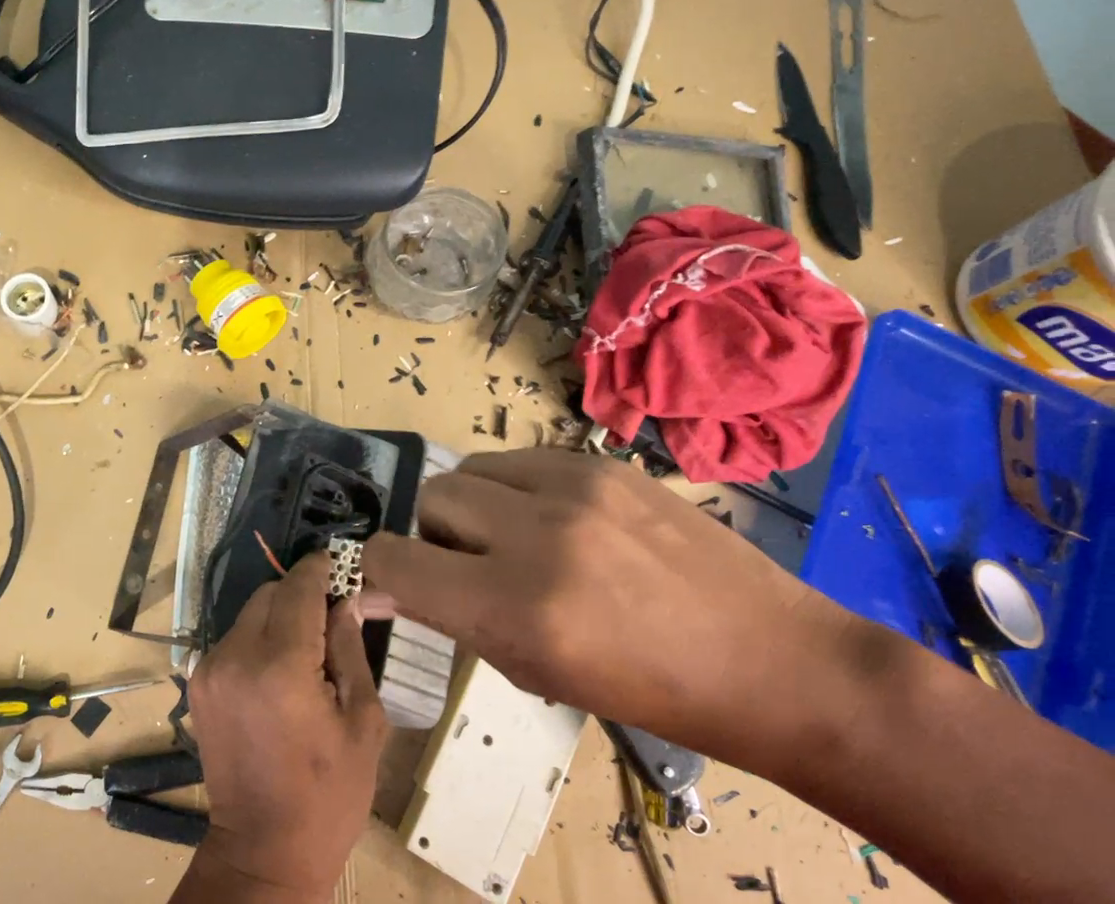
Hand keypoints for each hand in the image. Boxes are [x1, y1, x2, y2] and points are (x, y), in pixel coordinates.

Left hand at [182, 554, 387, 897]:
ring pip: (249, 614)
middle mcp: (235, 656)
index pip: (298, 588)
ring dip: (279, 618)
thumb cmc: (329, 795)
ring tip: (308, 653)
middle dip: (301, 595)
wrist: (265, 847)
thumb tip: (346, 599)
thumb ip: (350, 648)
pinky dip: (258, 641)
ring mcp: (209, 668)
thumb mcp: (362, 722)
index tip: (342, 563)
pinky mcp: (198, 683)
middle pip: (270, 594)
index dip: (322, 568)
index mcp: (280, 666)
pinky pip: (234, 640)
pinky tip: (280, 674)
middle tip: (333, 616)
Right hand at [361, 448, 856, 759]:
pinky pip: (520, 459)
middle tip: (469, 565)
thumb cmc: (645, 690)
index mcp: (515, 607)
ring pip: (470, 469)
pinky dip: (515, 489)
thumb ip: (450, 617)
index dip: (379, 570)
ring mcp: (575, 490)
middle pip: (430, 499)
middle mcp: (537, 536)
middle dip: (433, 534)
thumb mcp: (534, 671)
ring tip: (512, 538)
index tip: (393, 580)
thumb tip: (379, 586)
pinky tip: (554, 520)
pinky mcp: (605, 465)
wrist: (770, 661)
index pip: (395, 559)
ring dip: (472, 505)